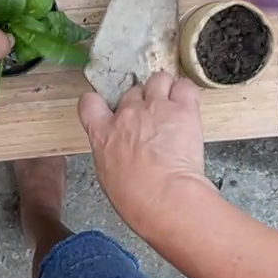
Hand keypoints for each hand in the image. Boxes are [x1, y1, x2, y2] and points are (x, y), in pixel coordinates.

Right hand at [77, 72, 215, 237]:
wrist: (164, 196)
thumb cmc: (138, 198)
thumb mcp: (109, 176)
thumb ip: (112, 153)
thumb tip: (122, 152)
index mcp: (103, 134)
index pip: (89, 103)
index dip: (99, 103)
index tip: (108, 108)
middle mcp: (127, 115)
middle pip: (132, 92)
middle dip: (142, 102)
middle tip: (152, 120)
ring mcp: (155, 107)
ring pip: (158, 80)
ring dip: (164, 90)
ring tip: (172, 108)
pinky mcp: (182, 109)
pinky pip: (184, 87)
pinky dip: (186, 93)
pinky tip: (188, 107)